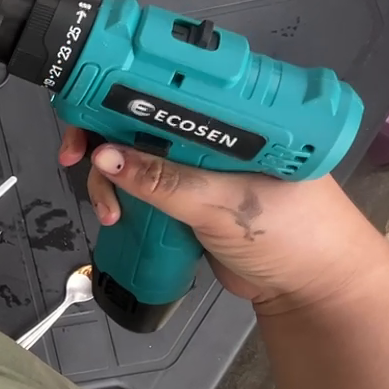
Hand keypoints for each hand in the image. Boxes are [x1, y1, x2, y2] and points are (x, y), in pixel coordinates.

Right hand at [58, 126, 388, 314]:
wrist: (314, 296)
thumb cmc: (295, 237)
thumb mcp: (223, 204)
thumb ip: (164, 181)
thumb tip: (103, 156)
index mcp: (234, 121)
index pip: (170, 92)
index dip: (123, 94)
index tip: (87, 108)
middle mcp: (211, 137)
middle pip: (139, 124)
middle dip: (101, 140)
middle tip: (73, 157)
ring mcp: (196, 170)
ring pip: (132, 160)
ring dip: (109, 182)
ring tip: (109, 211)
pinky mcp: (185, 200)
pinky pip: (140, 190)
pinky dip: (120, 199)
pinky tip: (115, 215)